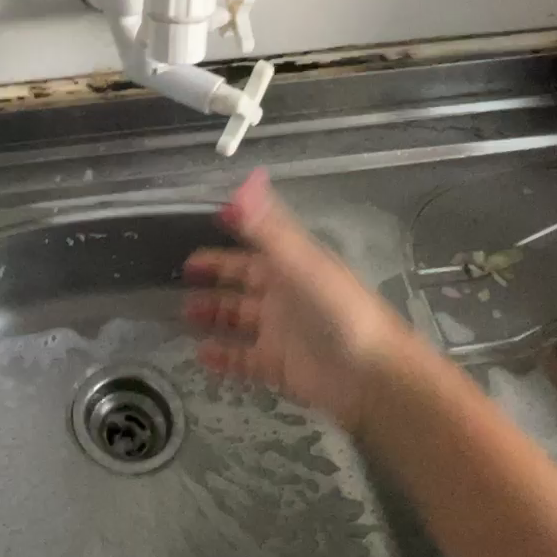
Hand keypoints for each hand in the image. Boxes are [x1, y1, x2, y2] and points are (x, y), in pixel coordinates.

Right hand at [184, 170, 414, 424]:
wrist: (372, 376)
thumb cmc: (339, 311)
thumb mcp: (301, 263)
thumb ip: (269, 227)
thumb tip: (247, 181)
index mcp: (293, 266)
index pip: (258, 243)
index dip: (237, 231)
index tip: (211, 219)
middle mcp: (285, 295)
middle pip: (243, 280)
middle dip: (216, 275)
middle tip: (183, 273)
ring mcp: (281, 332)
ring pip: (239, 319)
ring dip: (213, 315)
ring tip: (184, 314)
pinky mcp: (278, 366)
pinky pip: (243, 358)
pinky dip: (223, 356)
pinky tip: (200, 354)